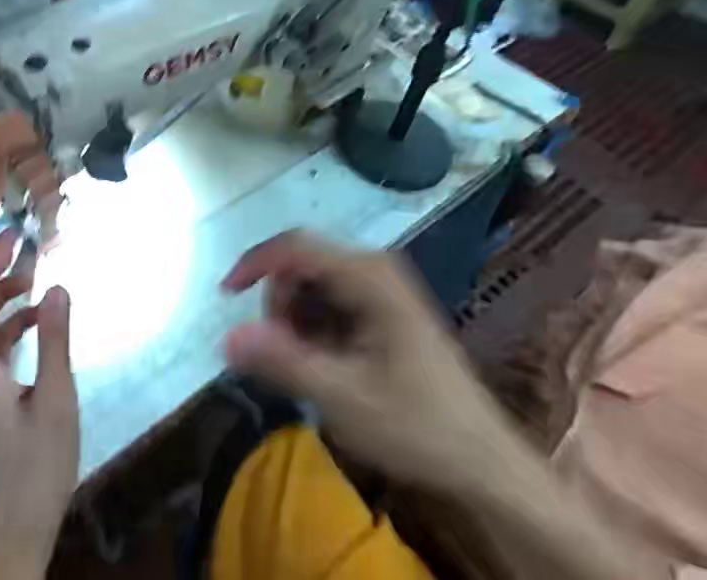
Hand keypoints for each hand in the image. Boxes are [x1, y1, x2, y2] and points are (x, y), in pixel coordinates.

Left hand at [0, 231, 77, 579]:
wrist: (12, 539)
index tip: (13, 239)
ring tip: (38, 280)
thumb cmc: (34, 470)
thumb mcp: (55, 401)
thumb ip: (54, 341)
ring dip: (2, 300)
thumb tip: (57, 286)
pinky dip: (9, 327)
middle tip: (30, 252)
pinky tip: (37, 323)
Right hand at [219, 230, 514, 496]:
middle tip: (284, 358)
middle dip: (280, 306)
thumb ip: (284, 362)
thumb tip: (228, 335)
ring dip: (296, 322)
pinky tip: (329, 367)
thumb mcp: (343, 398)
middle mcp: (374, 268)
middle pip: (301, 264)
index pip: (294, 246)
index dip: (254, 264)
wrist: (480, 459)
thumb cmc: (416, 425)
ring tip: (311, 370)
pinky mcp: (383, 308)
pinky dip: (315, 330)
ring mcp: (381, 286)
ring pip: (313, 285)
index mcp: (368, 275)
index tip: (225, 298)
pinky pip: (331, 302)